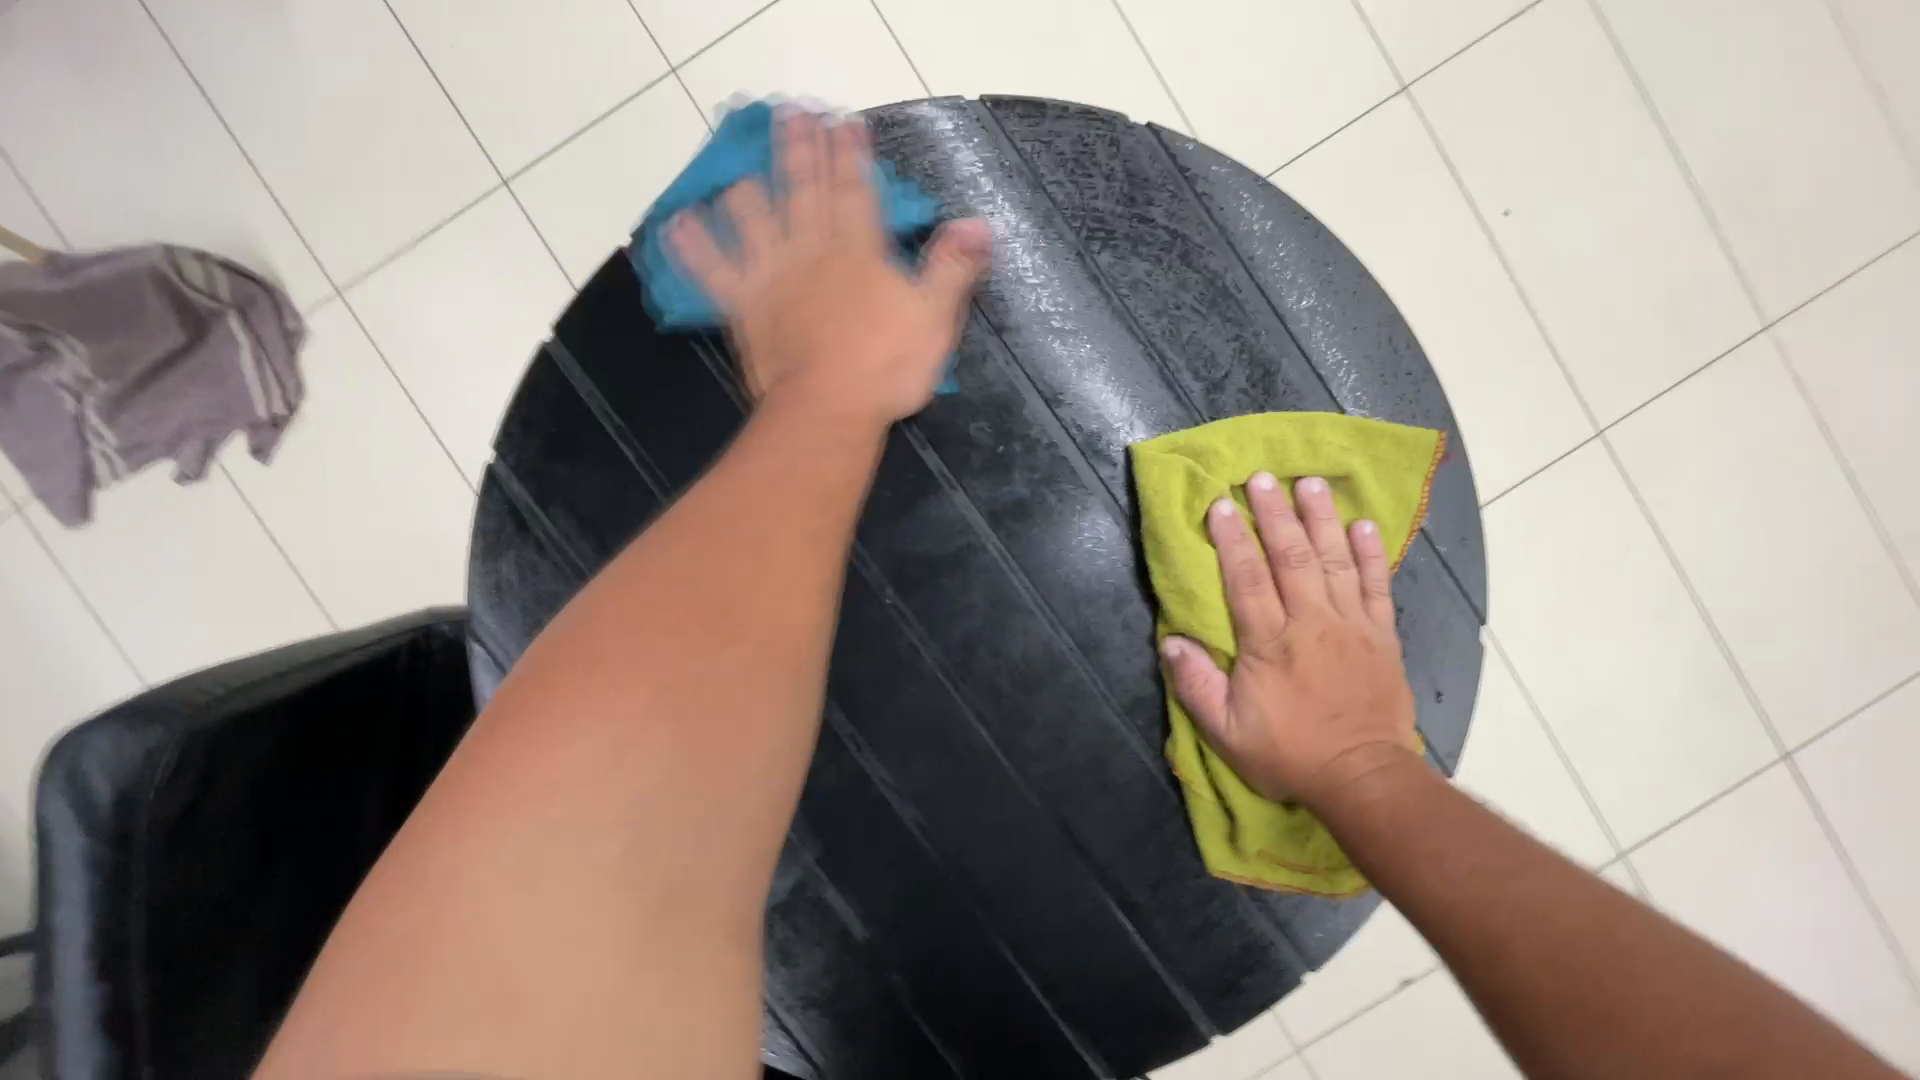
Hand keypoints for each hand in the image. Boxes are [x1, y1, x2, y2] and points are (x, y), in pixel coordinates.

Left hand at [667, 110, 993, 427]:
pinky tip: (677, 224)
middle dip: (799, 150)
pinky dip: (695, 248)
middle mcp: (812, 252)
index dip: (850, 154)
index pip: (856, 191)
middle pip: (804, 192)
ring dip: (747, 187)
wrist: (830, 408)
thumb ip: (953, 267)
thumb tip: (980, 223)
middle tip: (789, 110)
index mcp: (859, 252)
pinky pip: (714, 272)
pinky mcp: (745, 308)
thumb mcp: (934, 318)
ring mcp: (774, 278)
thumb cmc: (887, 367)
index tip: (842, 118)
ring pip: (755, 220)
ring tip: (738, 160)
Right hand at [1160, 473, 1421, 810]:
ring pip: (1335, 560)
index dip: (1232, 539)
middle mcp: (1312, 623)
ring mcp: (1352, 625)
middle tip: (1262, 477)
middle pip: (1291, 557)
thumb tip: (1171, 642)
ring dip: (1320, 518)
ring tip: (1309, 482)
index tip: (1221, 505)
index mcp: (1270, 644)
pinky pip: (1378, 585)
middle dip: (1275, 513)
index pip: (1247, 579)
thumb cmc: (1289, 753)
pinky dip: (1371, 552)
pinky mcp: (1382, 635)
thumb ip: (1196, 686)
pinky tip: (1362, 523)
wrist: (1364, 777)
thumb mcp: (1226, 732)